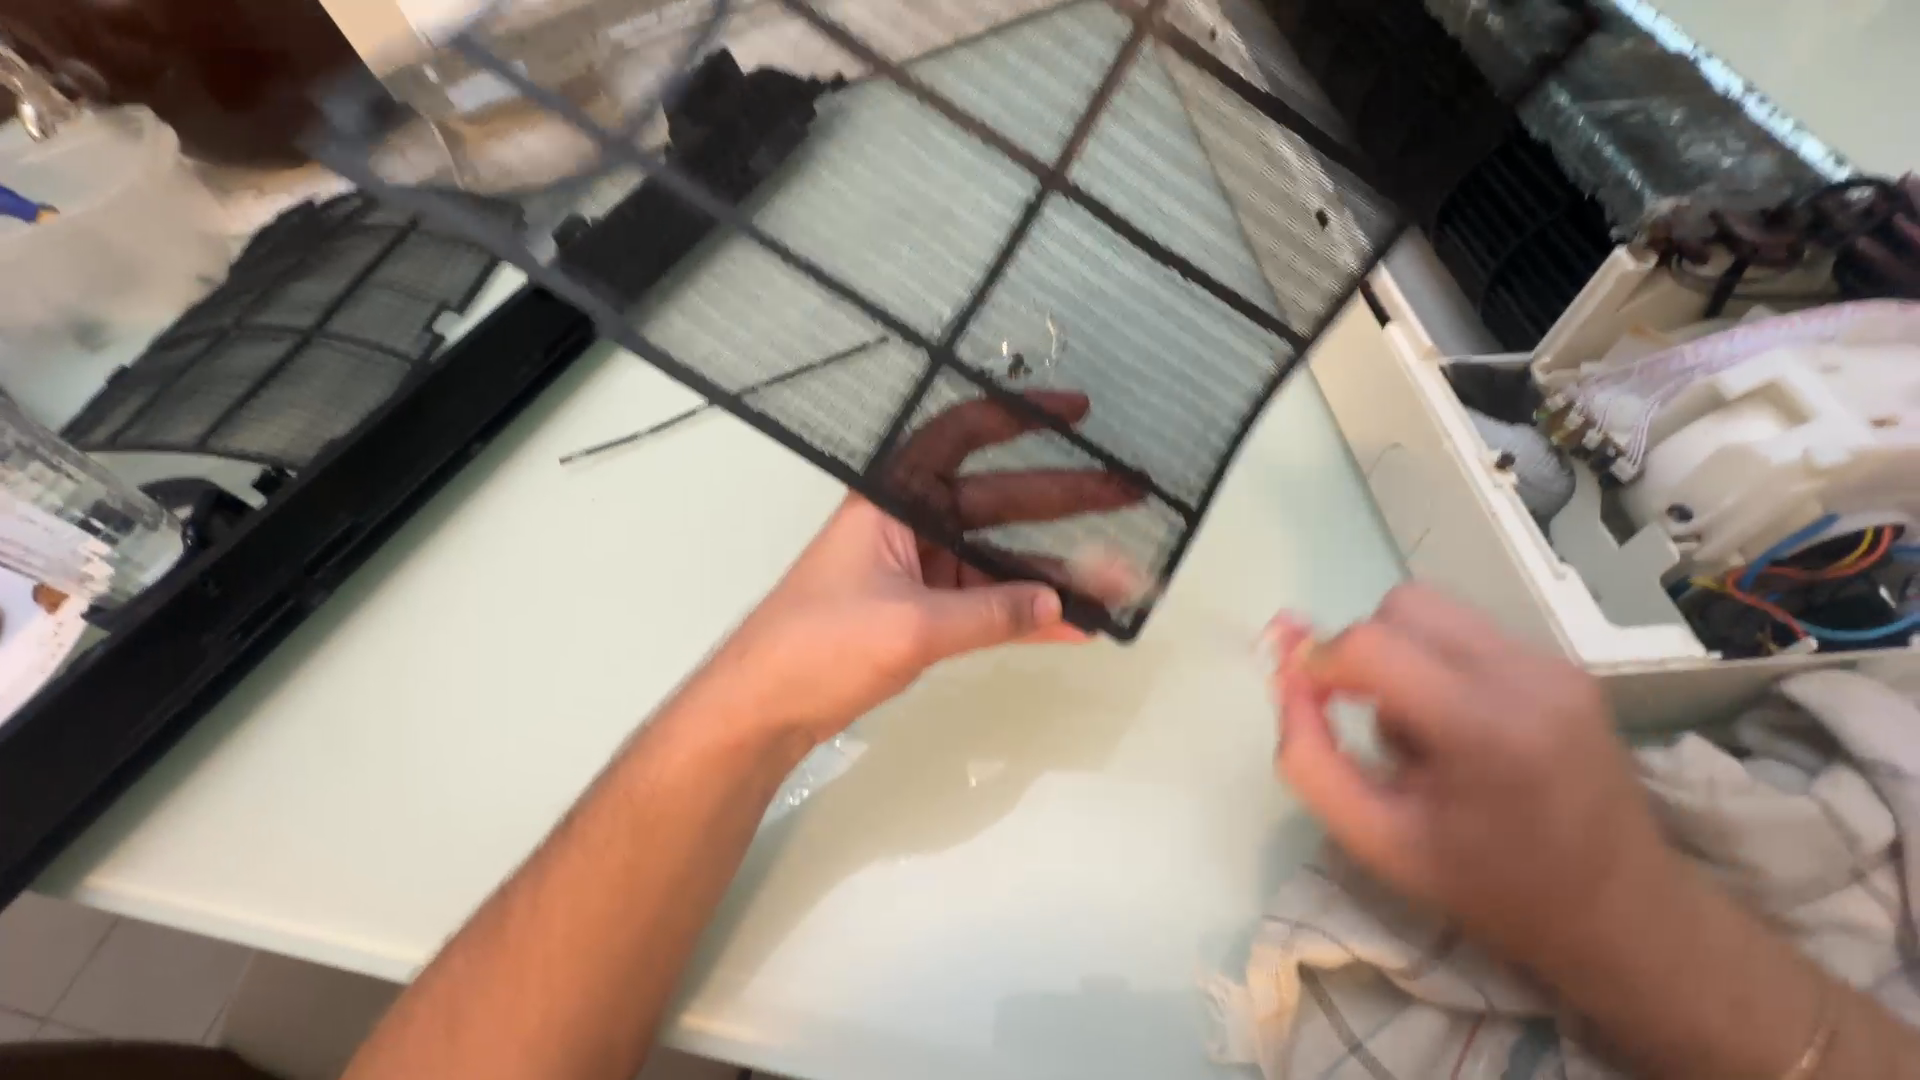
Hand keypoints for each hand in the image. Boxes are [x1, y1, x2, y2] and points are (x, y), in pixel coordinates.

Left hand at [702, 391, 1141, 744]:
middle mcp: (912, 522)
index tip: (1078, 413)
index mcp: (895, 498)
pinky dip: (1027, 613)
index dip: (1021, 416)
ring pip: (1001, 557)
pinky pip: (988, 601)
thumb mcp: (910, 625)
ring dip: (1057, 571)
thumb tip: (1059, 604)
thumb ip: (989, 613)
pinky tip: (1076, 625)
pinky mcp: (924, 609)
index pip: (963, 434)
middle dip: (1065, 499)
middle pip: (1001, 499)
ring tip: (1122, 577)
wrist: (764, 705)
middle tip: (1130, 493)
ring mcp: (921, 568)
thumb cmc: (819, 645)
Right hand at [1268, 585, 1683, 973]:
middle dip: (1359, 649)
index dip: (1316, 660)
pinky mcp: (1566, 666)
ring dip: (1397, 654)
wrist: (1623, 916)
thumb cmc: (1488, 887)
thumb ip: (1308, 757)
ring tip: (1416, 727)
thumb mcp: (1373, 838)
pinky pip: (1467, 633)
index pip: (1369, 643)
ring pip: (1433, 611)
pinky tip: (1454, 726)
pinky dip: (1434, 663)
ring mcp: (1554, 665)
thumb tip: (1283, 676)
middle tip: (1356, 710)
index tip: (1304, 699)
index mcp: (1484, 727)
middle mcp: (1527, 676)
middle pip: (1401, 607)